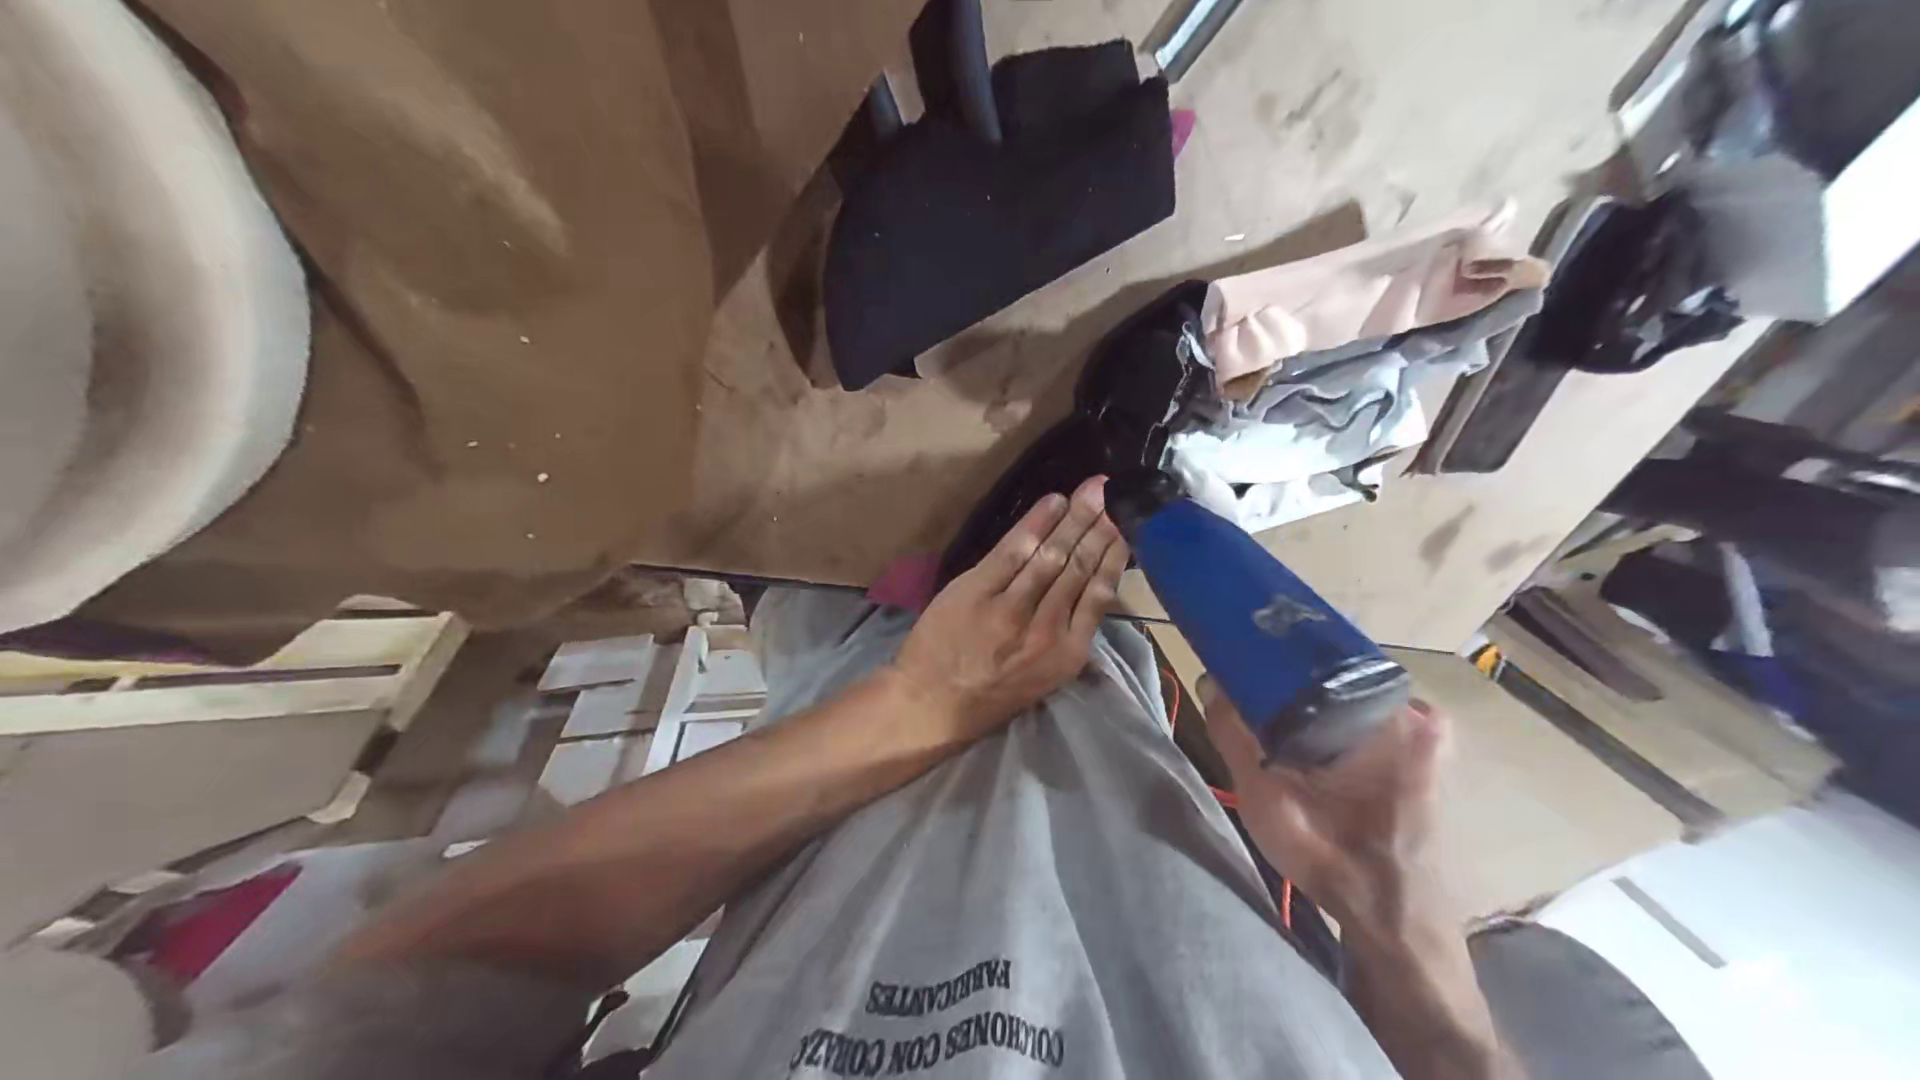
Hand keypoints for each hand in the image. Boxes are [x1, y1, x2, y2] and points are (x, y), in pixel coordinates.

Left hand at [886, 476, 1129, 739]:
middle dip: (1100, 527)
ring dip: (1075, 518)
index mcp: (1068, 653)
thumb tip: (1092, 591)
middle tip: (1113, 494)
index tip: (1126, 527)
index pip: (1100, 594)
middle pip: (1080, 568)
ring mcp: (1012, 608)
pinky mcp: (978, 590)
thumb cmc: (990, 694)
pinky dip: (1035, 523)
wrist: (932, 703)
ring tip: (1092, 490)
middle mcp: (1047, 628)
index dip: (1114, 556)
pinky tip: (1053, 503)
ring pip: (1053, 555)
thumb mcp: (1044, 677)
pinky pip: (1014, 550)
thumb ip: (1068, 634)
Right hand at [1203, 681, 1449, 941]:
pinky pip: (1367, 719)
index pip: (1319, 661)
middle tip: (1249, 691)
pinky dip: (1334, 723)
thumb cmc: (1332, 857)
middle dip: (1290, 683)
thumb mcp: (1266, 798)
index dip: (1274, 660)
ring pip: (1347, 697)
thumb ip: (1233, 735)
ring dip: (1311, 705)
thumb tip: (1211, 679)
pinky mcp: (1426, 757)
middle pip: (1333, 677)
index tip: (1241, 660)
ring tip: (1270, 715)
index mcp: (1390, 717)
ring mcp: (1428, 736)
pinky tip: (1305, 742)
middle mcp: (1418, 715)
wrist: (1393, 921)